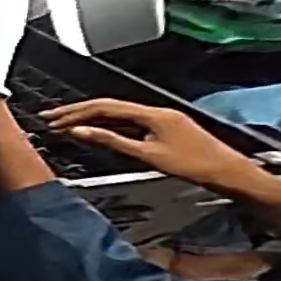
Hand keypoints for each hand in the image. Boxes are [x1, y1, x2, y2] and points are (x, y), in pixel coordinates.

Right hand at [41, 99, 262, 192]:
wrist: (230, 173)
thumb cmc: (192, 165)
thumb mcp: (146, 153)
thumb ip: (110, 140)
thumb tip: (77, 131)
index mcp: (153, 114)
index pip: (105, 107)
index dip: (75, 112)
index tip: (52, 120)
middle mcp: (156, 112)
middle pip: (109, 106)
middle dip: (77, 112)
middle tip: (49, 118)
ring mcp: (160, 119)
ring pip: (116, 113)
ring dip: (88, 118)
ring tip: (64, 124)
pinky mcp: (161, 128)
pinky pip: (126, 122)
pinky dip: (104, 125)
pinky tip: (90, 130)